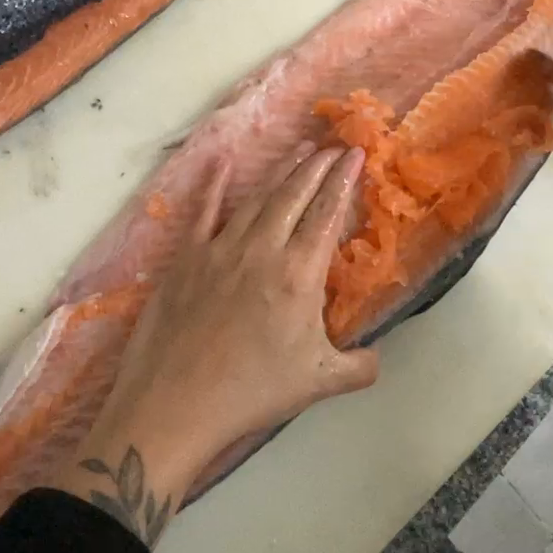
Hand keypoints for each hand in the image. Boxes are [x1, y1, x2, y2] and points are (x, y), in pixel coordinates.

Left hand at [56, 145, 378, 544]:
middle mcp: (263, 248)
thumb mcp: (318, 383)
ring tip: (299, 149)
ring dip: (282, 169)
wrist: (174, 406)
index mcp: (300, 273)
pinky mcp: (186, 257)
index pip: (328, 212)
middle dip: (317, 165)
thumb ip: (359, 367)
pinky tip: (222, 161)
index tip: (354, 153)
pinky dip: (213, 183)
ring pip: (258, 196)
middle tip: (332, 145)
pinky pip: (203, 210)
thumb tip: (378, 359)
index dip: (343, 179)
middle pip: (295, 193)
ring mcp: (221, 248)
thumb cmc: (250, 393)